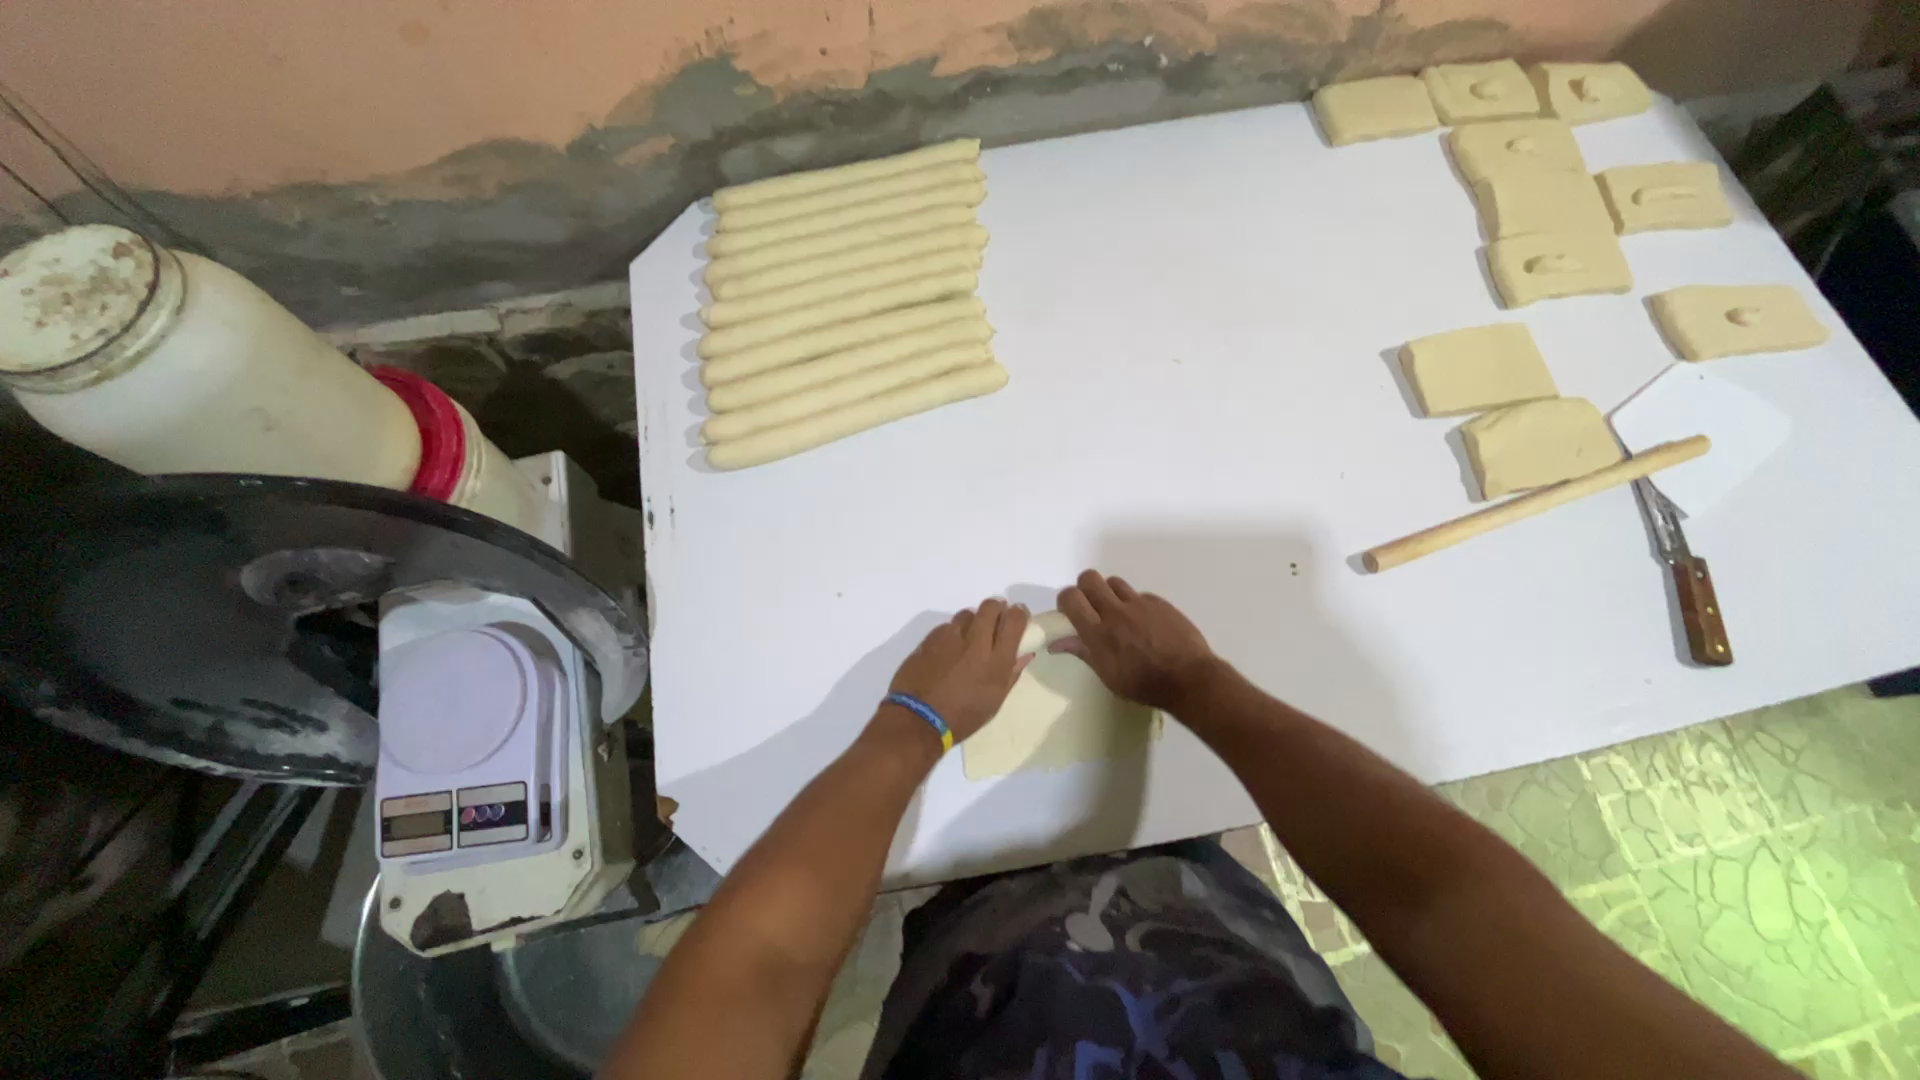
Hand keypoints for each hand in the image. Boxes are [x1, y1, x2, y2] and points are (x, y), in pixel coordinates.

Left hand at [883, 598, 1031, 745]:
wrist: (917, 720)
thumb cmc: (962, 718)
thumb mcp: (994, 702)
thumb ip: (1010, 674)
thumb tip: (1024, 655)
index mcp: (997, 661)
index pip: (1015, 620)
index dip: (1019, 613)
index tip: (1018, 617)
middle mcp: (976, 643)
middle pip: (990, 606)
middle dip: (996, 609)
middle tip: (994, 622)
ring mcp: (950, 638)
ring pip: (967, 613)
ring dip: (972, 621)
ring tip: (969, 638)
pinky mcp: (930, 639)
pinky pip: (946, 626)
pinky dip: (952, 633)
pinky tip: (948, 650)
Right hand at [1053, 570, 1218, 710]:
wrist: (1190, 679)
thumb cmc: (1144, 685)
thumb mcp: (1108, 676)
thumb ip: (1083, 652)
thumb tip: (1055, 643)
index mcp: (1099, 632)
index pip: (1070, 598)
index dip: (1065, 600)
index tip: (1069, 612)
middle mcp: (1116, 612)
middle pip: (1089, 579)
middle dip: (1085, 588)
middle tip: (1091, 607)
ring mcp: (1139, 604)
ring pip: (1114, 582)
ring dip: (1109, 593)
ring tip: (1117, 613)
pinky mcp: (1159, 602)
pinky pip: (1139, 595)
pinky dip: (1135, 605)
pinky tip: (1144, 624)